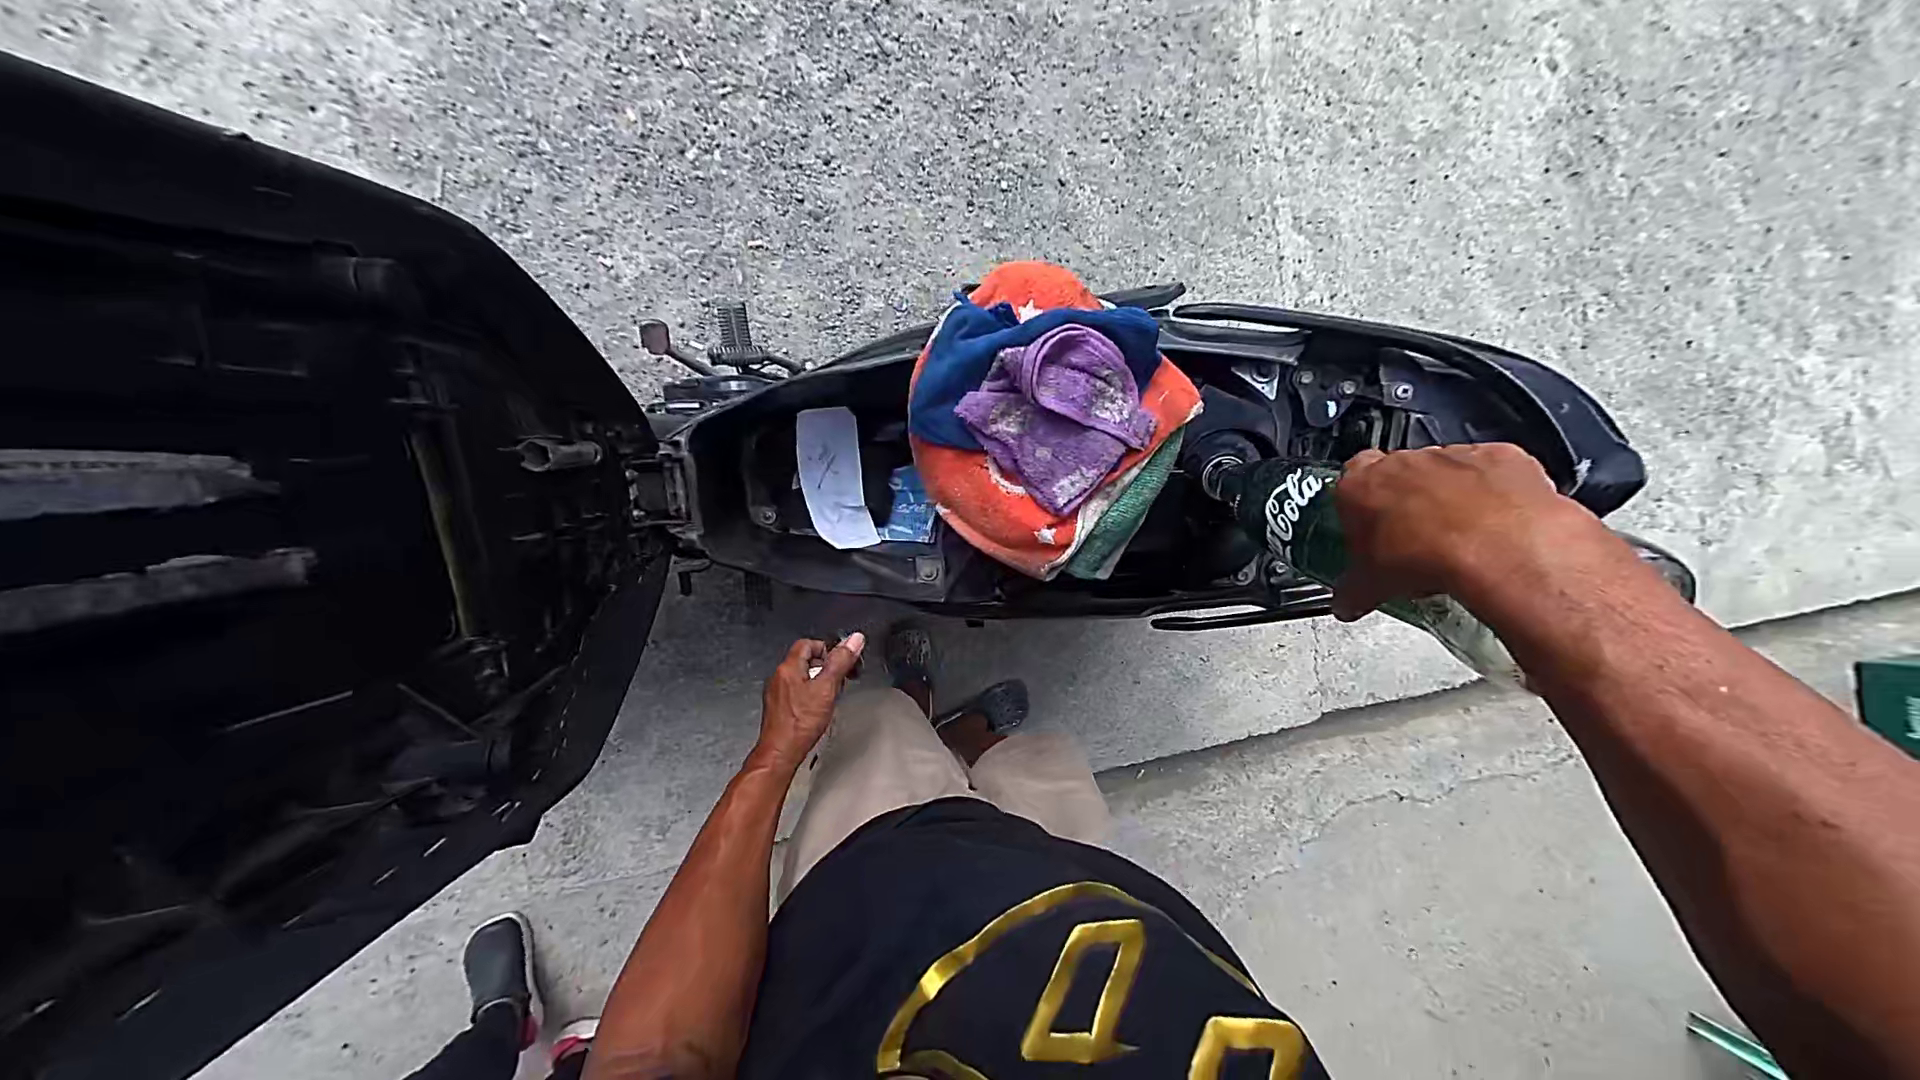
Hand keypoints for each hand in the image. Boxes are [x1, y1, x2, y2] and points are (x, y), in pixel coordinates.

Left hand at [751, 633, 865, 769]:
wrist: (781, 753)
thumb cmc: (798, 725)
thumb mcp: (827, 688)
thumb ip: (840, 662)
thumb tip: (854, 640)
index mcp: (788, 668)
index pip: (808, 643)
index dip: (827, 648)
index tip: (839, 660)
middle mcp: (779, 678)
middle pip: (805, 660)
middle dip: (825, 666)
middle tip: (838, 678)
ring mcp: (777, 693)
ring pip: (801, 677)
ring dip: (818, 682)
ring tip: (830, 695)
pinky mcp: (779, 708)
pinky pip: (796, 692)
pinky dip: (810, 695)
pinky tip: (818, 709)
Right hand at [1330, 444, 1609, 620]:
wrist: (1498, 551)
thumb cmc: (1427, 555)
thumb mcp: (1371, 585)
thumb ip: (1353, 591)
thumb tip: (1348, 603)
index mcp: (1360, 484)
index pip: (1349, 480)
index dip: (1361, 502)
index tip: (1369, 523)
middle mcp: (1404, 463)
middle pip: (1398, 474)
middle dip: (1405, 499)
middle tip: (1412, 536)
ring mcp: (1452, 457)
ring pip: (1445, 470)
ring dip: (1450, 495)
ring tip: (1460, 537)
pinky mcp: (1501, 457)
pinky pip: (1493, 470)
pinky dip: (1495, 490)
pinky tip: (1497, 522)